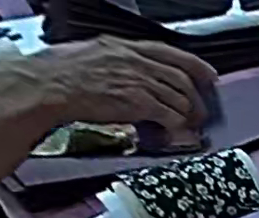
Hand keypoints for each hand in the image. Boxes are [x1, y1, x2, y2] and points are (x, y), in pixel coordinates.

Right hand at [0, 38, 218, 132]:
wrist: (49, 85)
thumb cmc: (64, 74)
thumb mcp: (95, 55)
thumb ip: (120, 62)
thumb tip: (138, 76)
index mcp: (123, 46)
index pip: (168, 51)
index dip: (195, 64)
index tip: (210, 74)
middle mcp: (134, 60)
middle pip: (180, 78)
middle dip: (196, 98)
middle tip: (201, 112)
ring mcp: (137, 81)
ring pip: (179, 98)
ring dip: (188, 115)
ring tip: (189, 125)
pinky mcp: (137, 102)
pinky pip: (170, 115)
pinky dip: (178, 125)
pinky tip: (176, 131)